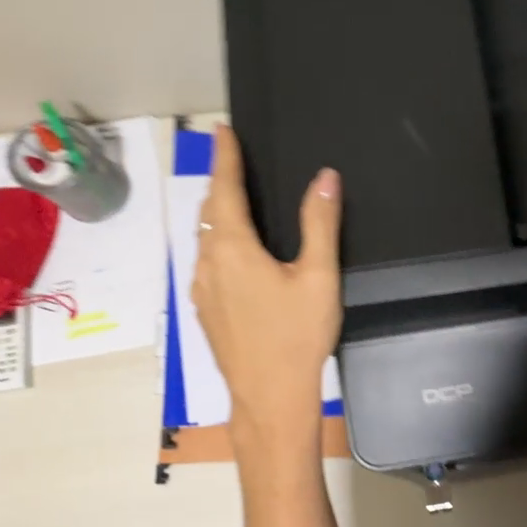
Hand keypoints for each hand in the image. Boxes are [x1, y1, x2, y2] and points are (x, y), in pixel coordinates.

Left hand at [193, 125, 341, 445]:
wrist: (269, 396)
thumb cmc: (297, 336)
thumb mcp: (319, 277)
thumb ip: (320, 224)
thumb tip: (324, 177)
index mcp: (234, 248)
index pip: (224, 189)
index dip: (224, 157)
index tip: (221, 130)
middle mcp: (209, 263)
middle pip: (209, 212)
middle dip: (219, 183)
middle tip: (234, 163)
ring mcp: (202, 290)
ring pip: (205, 239)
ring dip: (217, 215)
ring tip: (236, 202)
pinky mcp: (205, 311)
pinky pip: (207, 263)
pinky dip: (218, 243)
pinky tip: (235, 254)